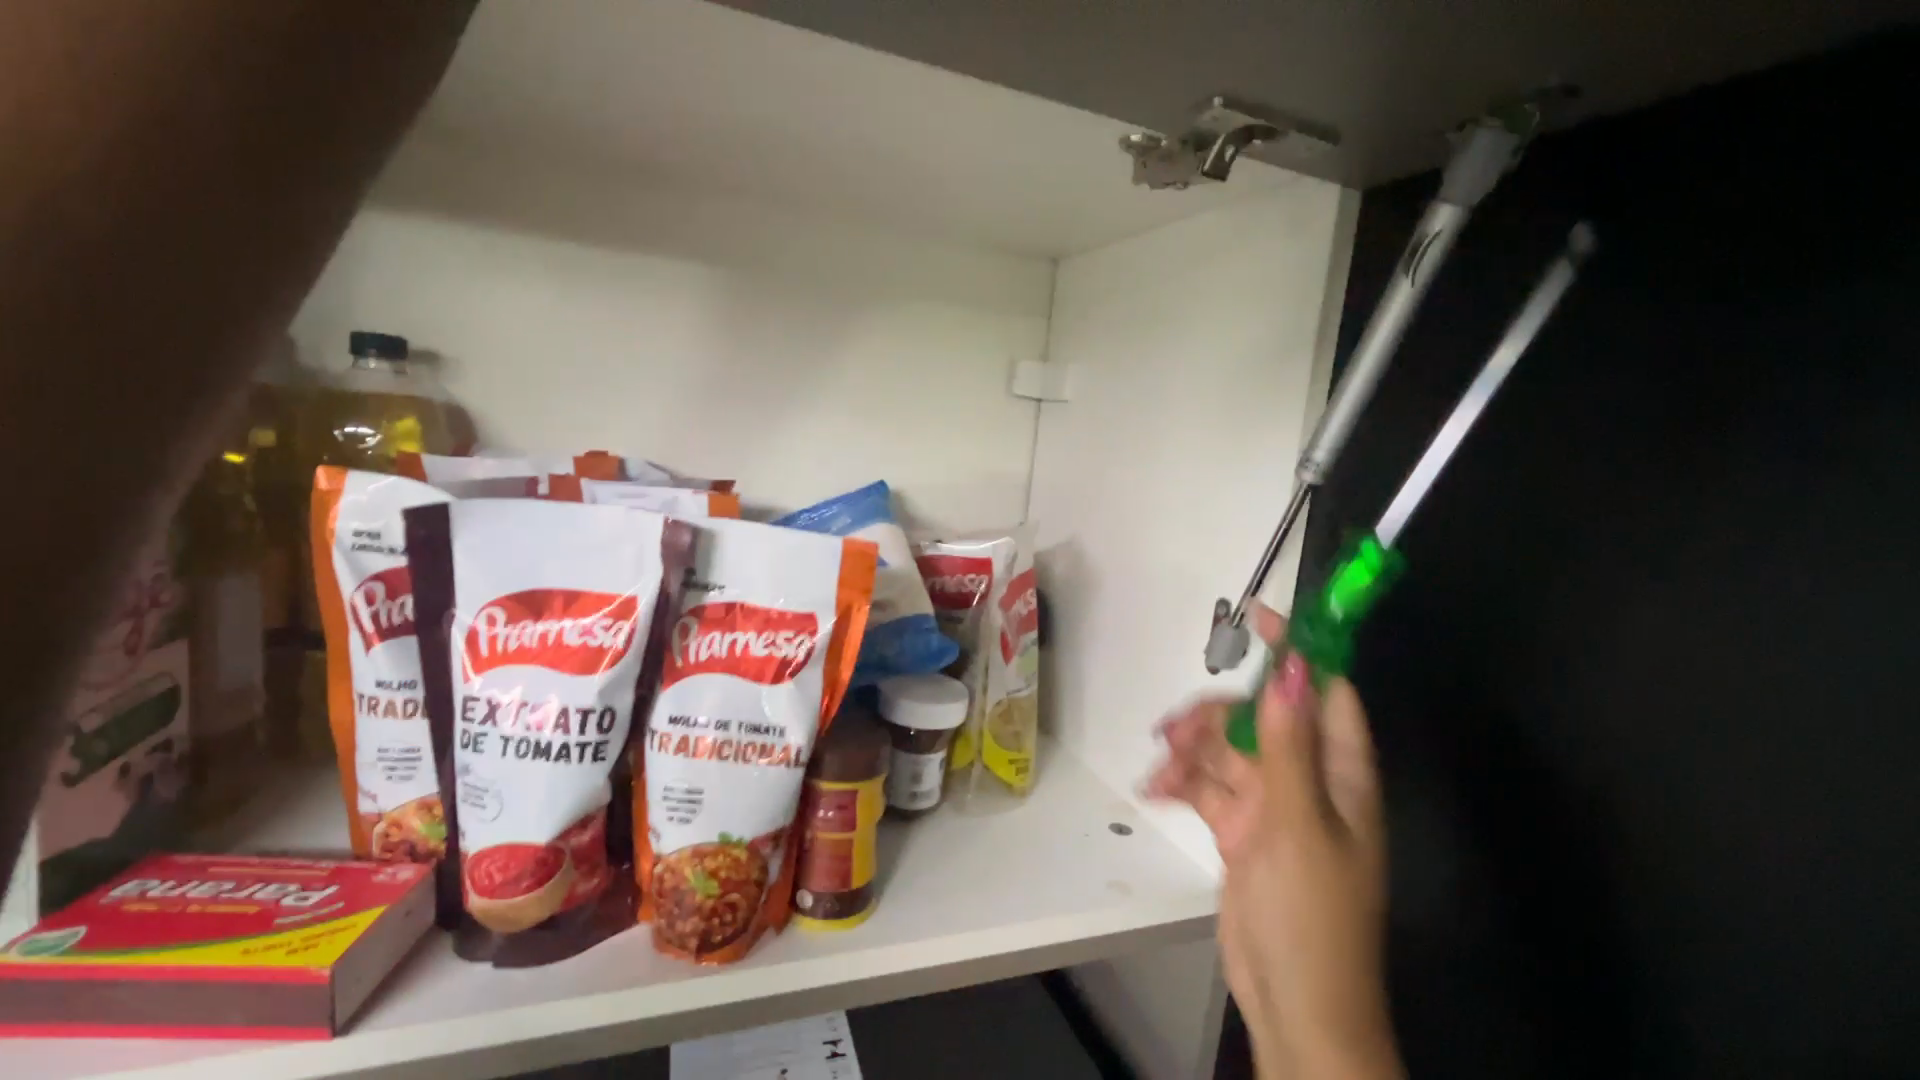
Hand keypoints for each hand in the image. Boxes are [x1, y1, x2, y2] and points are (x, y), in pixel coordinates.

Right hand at [1146, 604, 1400, 1079]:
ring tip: (1161, 766)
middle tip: (1178, 731)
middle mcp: (1310, 782)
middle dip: (1218, 717)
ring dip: (1191, 751)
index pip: (1326, 693)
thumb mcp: (1298, 825)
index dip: (1299, 652)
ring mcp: (1272, 808)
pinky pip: (1208, 790)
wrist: (1295, 1005)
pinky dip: (1182, 784)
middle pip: (1261, 719)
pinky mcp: (1242, 833)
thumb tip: (1293, 669)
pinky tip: (1156, 790)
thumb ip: (1289, 746)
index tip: (1261, 617)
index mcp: (1342, 775)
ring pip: (1227, 752)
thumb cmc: (1312, 916)